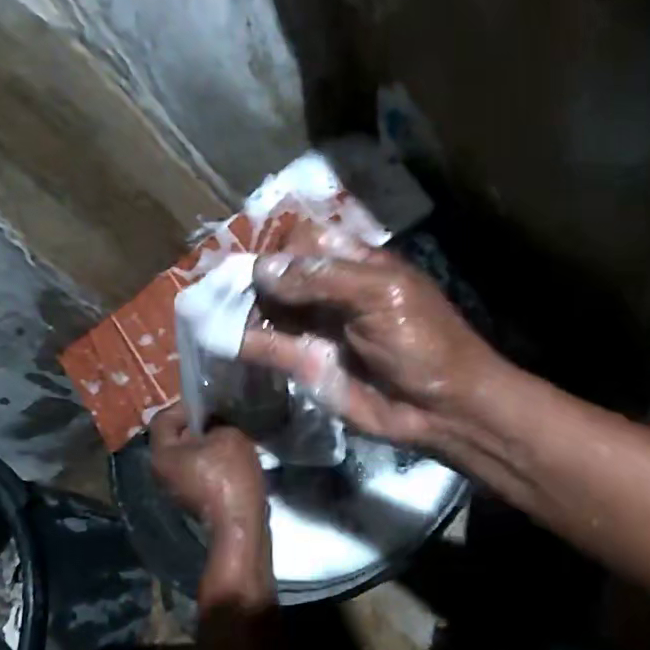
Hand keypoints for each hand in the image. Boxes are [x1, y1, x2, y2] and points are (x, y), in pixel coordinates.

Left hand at [148, 403, 267, 537]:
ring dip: (208, 444)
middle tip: (222, 416)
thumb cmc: (228, 476)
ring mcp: (177, 488)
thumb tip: (215, 421)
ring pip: (189, 455)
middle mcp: (162, 472)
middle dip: (199, 425)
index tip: (208, 401)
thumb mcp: (229, 436)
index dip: (185, 405)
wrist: (240, 525)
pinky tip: (234, 457)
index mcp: (162, 454)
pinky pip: (200, 471)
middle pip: (176, 437)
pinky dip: (214, 461)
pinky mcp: (194, 500)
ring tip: (232, 435)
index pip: (163, 418)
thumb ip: (217, 422)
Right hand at [238, 240, 501, 445]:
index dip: (280, 246)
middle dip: (251, 275)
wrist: (441, 406)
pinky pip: (268, 348)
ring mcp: (315, 330)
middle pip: (280, 275)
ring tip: (208, 302)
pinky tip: (217, 333)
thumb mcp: (380, 295)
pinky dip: (242, 341)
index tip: (257, 257)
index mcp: (355, 265)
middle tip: (217, 280)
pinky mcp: (306, 365)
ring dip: (240, 306)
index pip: (305, 242)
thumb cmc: (423, 340)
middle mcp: (330, 293)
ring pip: (269, 309)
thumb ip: (323, 280)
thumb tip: (263, 269)